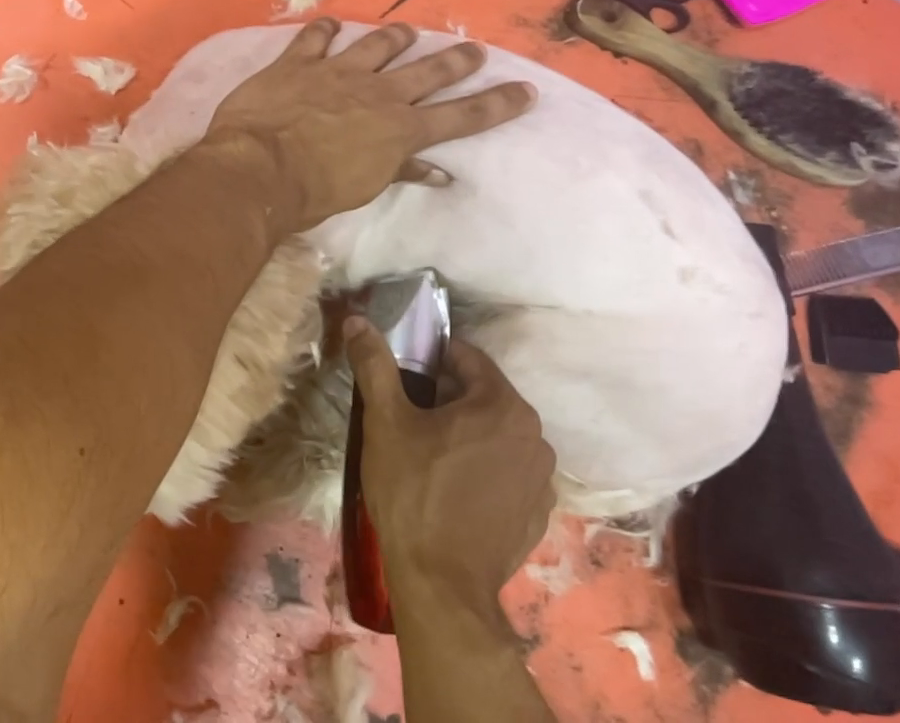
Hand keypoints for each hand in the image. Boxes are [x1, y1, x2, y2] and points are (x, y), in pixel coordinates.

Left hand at [199, 19, 533, 232]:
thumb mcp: (362, 190)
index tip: (525, 91)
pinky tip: (329, 23)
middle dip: (456, 60)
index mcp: (401, 130)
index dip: (496, 104)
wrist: (259, 168)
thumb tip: (440, 173)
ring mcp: (337, 72)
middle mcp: (378, 94)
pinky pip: (315, 37)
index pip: (462, 116)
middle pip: (429, 71)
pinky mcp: (298, 62)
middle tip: (474, 50)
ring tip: (407, 32)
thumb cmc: (311, 193)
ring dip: (395, 37)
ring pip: (377, 45)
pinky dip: (323, 29)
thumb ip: (399, 171)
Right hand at [347, 321, 555, 617]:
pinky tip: (449, 489)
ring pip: (496, 434)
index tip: (401, 375)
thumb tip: (358, 320)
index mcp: (503, 406)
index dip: (430, 359)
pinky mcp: (537, 512)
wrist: (441, 579)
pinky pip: (506, 471)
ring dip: (465, 433)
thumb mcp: (385, 421)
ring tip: (425, 455)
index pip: (467, 358)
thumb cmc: (412, 490)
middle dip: (446, 397)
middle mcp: (536, 436)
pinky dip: (481, 467)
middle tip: (405, 417)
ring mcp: (542, 478)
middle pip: (484, 396)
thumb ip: (374, 365)